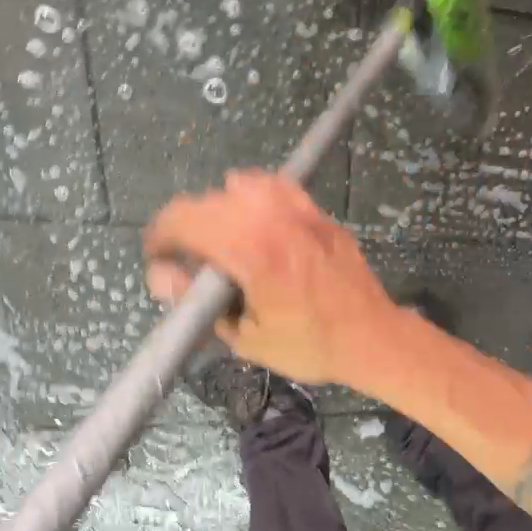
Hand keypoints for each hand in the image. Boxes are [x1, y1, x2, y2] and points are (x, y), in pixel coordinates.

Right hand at [144, 170, 404, 385]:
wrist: (372, 338)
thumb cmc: (311, 346)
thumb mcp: (248, 339)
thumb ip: (200, 305)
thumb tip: (162, 277)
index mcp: (252, 249)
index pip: (184, 218)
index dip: (161, 234)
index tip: (159, 255)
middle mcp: (273, 218)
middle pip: (209, 201)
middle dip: (191, 226)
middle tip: (192, 260)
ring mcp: (300, 211)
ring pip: (243, 185)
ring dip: (225, 208)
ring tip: (226, 241)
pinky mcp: (319, 214)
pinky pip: (278, 188)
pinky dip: (259, 200)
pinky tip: (262, 227)